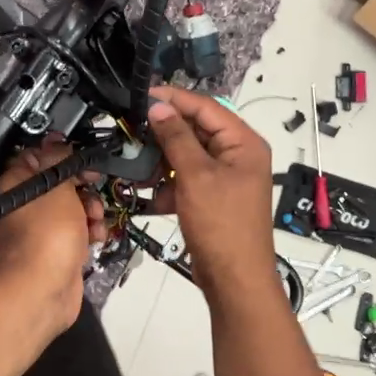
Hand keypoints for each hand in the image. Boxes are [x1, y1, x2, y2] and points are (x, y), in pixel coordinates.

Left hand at [0, 143, 105, 326]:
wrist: (44, 288)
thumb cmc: (48, 231)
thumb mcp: (56, 185)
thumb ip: (59, 160)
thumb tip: (55, 141)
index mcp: (17, 183)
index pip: (39, 157)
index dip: (62, 154)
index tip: (82, 159)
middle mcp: (27, 204)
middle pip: (60, 183)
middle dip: (83, 185)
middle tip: (92, 187)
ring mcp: (43, 228)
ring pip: (73, 208)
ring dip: (90, 210)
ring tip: (94, 219)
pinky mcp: (58, 249)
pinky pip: (78, 232)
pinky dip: (90, 232)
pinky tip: (97, 237)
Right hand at [145, 85, 277, 290]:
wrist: (234, 279)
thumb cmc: (221, 223)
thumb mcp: (195, 176)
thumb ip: (176, 137)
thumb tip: (159, 107)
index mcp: (243, 143)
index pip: (206, 107)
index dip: (174, 99)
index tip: (141, 96)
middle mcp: (237, 154)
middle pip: (196, 129)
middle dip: (164, 132)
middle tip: (132, 128)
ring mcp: (225, 177)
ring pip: (186, 154)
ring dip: (162, 160)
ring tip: (137, 164)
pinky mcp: (211, 197)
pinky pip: (185, 178)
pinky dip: (168, 184)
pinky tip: (152, 194)